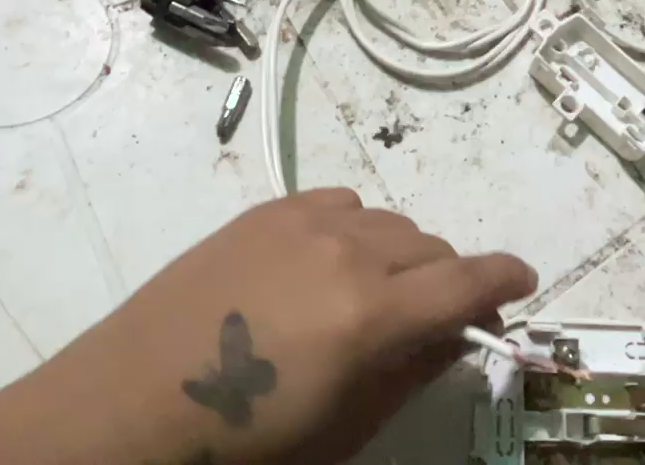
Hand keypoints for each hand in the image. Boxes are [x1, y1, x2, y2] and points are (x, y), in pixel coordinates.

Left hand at [0, 189, 536, 464]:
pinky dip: (355, 230)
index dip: (505, 279)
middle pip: (432, 246)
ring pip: (389, 222)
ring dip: (401, 255)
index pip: (466, 281)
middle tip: (431, 318)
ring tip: (371, 294)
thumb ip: (409, 374)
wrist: (119, 407)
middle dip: (447, 280)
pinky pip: (342, 204)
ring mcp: (306, 220)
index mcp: (369, 315)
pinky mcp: (269, 207)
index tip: (525, 282)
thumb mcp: (338, 433)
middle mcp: (348, 250)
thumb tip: (456, 334)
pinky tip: (324, 265)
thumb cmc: (238, 445)